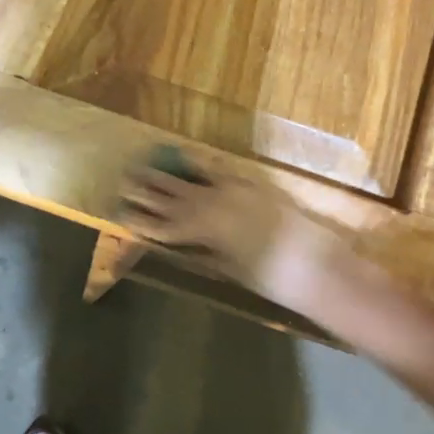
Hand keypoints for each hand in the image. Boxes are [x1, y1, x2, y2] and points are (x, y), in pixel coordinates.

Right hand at [118, 167, 346, 304]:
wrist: (312, 261)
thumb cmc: (269, 278)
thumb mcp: (227, 269)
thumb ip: (201, 253)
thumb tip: (180, 244)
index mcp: (200, 233)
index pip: (161, 225)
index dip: (140, 219)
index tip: (120, 211)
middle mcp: (210, 206)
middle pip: (170, 197)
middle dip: (146, 191)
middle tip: (123, 180)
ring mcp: (230, 190)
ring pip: (189, 180)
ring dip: (165, 175)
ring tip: (144, 165)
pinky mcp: (249, 183)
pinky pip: (217, 168)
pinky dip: (198, 163)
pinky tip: (185, 155)